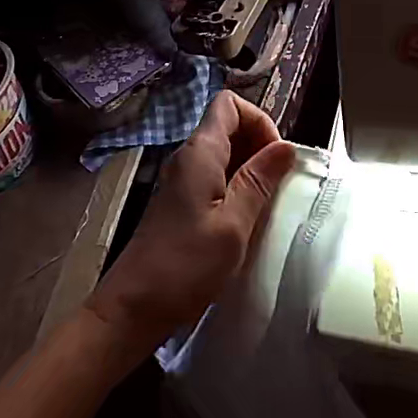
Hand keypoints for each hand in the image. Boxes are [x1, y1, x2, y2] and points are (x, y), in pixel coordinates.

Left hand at [86, 91, 296, 344]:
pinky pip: (217, 176)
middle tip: (277, 182)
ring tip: (267, 201)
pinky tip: (247, 216)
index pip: (230, 104)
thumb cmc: (184, 267)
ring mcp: (183, 181)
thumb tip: (287, 147)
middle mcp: (189, 158)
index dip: (259, 120)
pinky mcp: (182, 203)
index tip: (274, 156)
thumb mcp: (233, 224)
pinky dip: (238, 186)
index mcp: (200, 153)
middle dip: (261, 144)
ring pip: (226, 152)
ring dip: (252, 168)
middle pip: (230, 125)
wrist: (131, 312)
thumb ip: (260, 181)